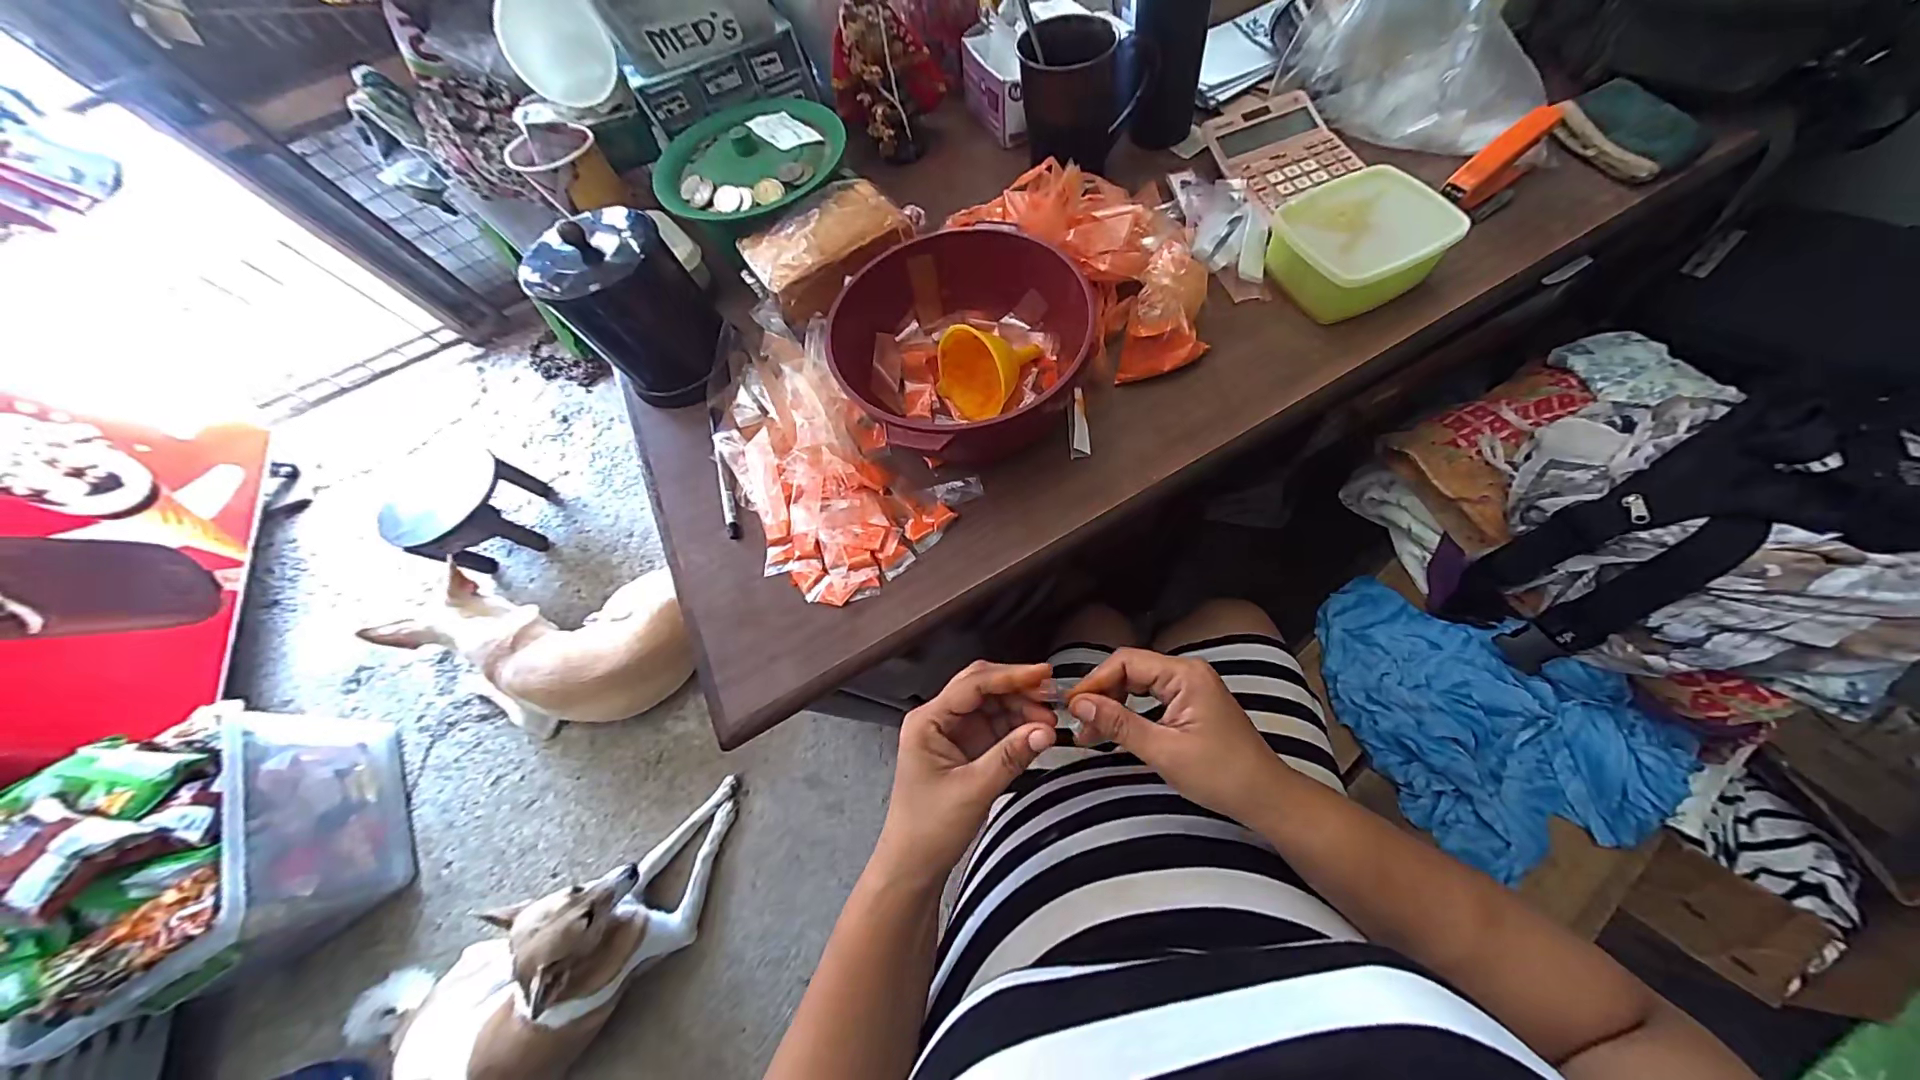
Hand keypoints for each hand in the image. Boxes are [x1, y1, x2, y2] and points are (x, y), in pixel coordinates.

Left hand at [875, 661, 1056, 883]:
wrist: (913, 865)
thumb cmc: (926, 829)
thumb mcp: (973, 791)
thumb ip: (1010, 756)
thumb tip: (1044, 730)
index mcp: (927, 721)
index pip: (972, 684)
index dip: (1010, 676)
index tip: (1041, 675)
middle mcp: (938, 720)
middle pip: (983, 687)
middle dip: (1018, 689)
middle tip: (1051, 695)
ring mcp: (954, 733)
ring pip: (993, 705)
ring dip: (1021, 708)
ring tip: (1049, 721)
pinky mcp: (967, 749)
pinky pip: (997, 726)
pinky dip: (1018, 726)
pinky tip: (1037, 733)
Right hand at [1068, 648, 1287, 822]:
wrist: (1266, 797)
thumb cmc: (1220, 775)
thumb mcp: (1163, 750)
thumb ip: (1118, 723)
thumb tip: (1079, 704)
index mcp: (1184, 674)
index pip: (1125, 662)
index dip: (1094, 682)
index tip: (1071, 708)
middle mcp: (1187, 671)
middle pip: (1130, 670)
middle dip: (1101, 694)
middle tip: (1078, 723)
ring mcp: (1191, 686)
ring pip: (1138, 684)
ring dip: (1112, 704)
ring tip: (1090, 731)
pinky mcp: (1191, 703)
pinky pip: (1150, 697)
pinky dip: (1129, 711)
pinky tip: (1114, 729)